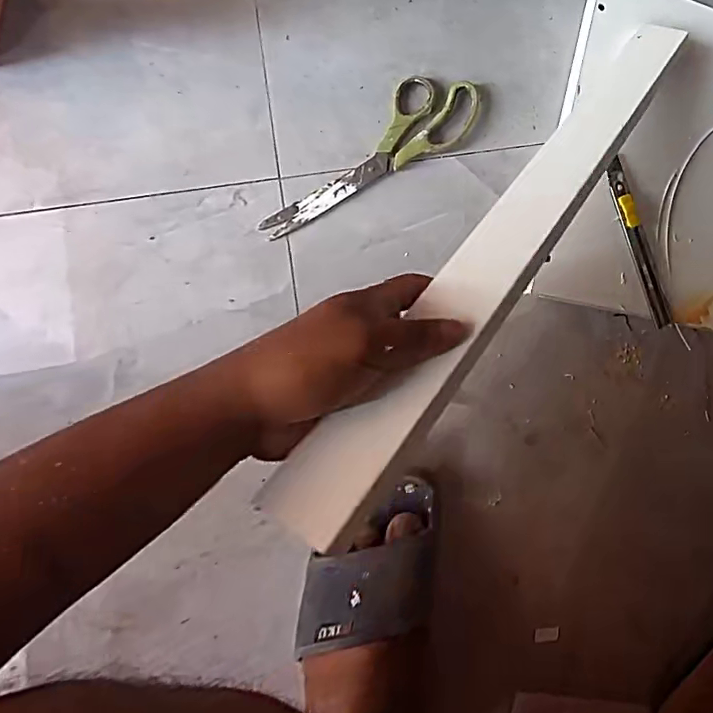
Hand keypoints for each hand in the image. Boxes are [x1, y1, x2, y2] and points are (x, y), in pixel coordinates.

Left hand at [202, 274, 468, 458]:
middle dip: (434, 345)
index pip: (412, 289)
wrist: (243, 414)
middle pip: (410, 333)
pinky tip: (412, 422)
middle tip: (465, 358)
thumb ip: (415, 336)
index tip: (469, 306)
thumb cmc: (302, 363)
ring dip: (415, 383)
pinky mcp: (344, 403)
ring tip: (444, 396)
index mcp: (364, 307)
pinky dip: (395, 410)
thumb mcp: (366, 341)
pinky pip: (381, 403)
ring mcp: (352, 370)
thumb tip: (459, 325)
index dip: (440, 293)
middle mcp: (361, 335)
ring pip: (398, 372)